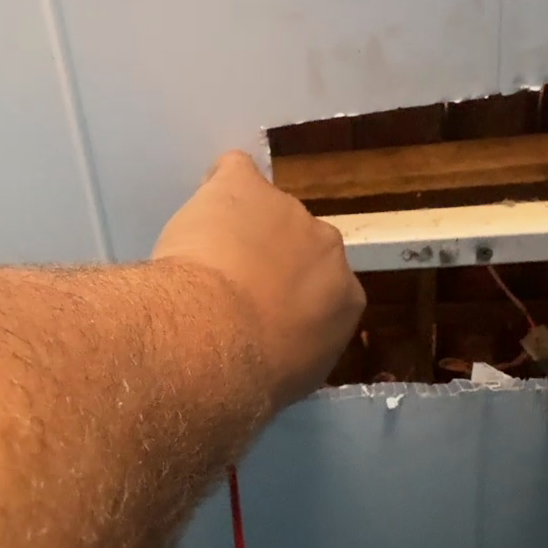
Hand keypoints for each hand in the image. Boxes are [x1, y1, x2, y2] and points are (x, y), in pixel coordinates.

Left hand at [151, 150, 364, 407]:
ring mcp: (287, 210)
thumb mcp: (293, 377)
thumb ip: (299, 349)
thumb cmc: (253, 374)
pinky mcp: (244, 186)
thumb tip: (282, 350)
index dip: (291, 296)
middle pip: (297, 243)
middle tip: (229, 286)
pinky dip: (218, 183)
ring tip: (201, 258)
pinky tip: (201, 203)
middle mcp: (326, 247)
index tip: (262, 310)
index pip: (324, 286)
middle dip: (269, 258)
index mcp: (346, 296)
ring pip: (262, 210)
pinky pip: (233, 170)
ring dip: (238, 228)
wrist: (215, 337)